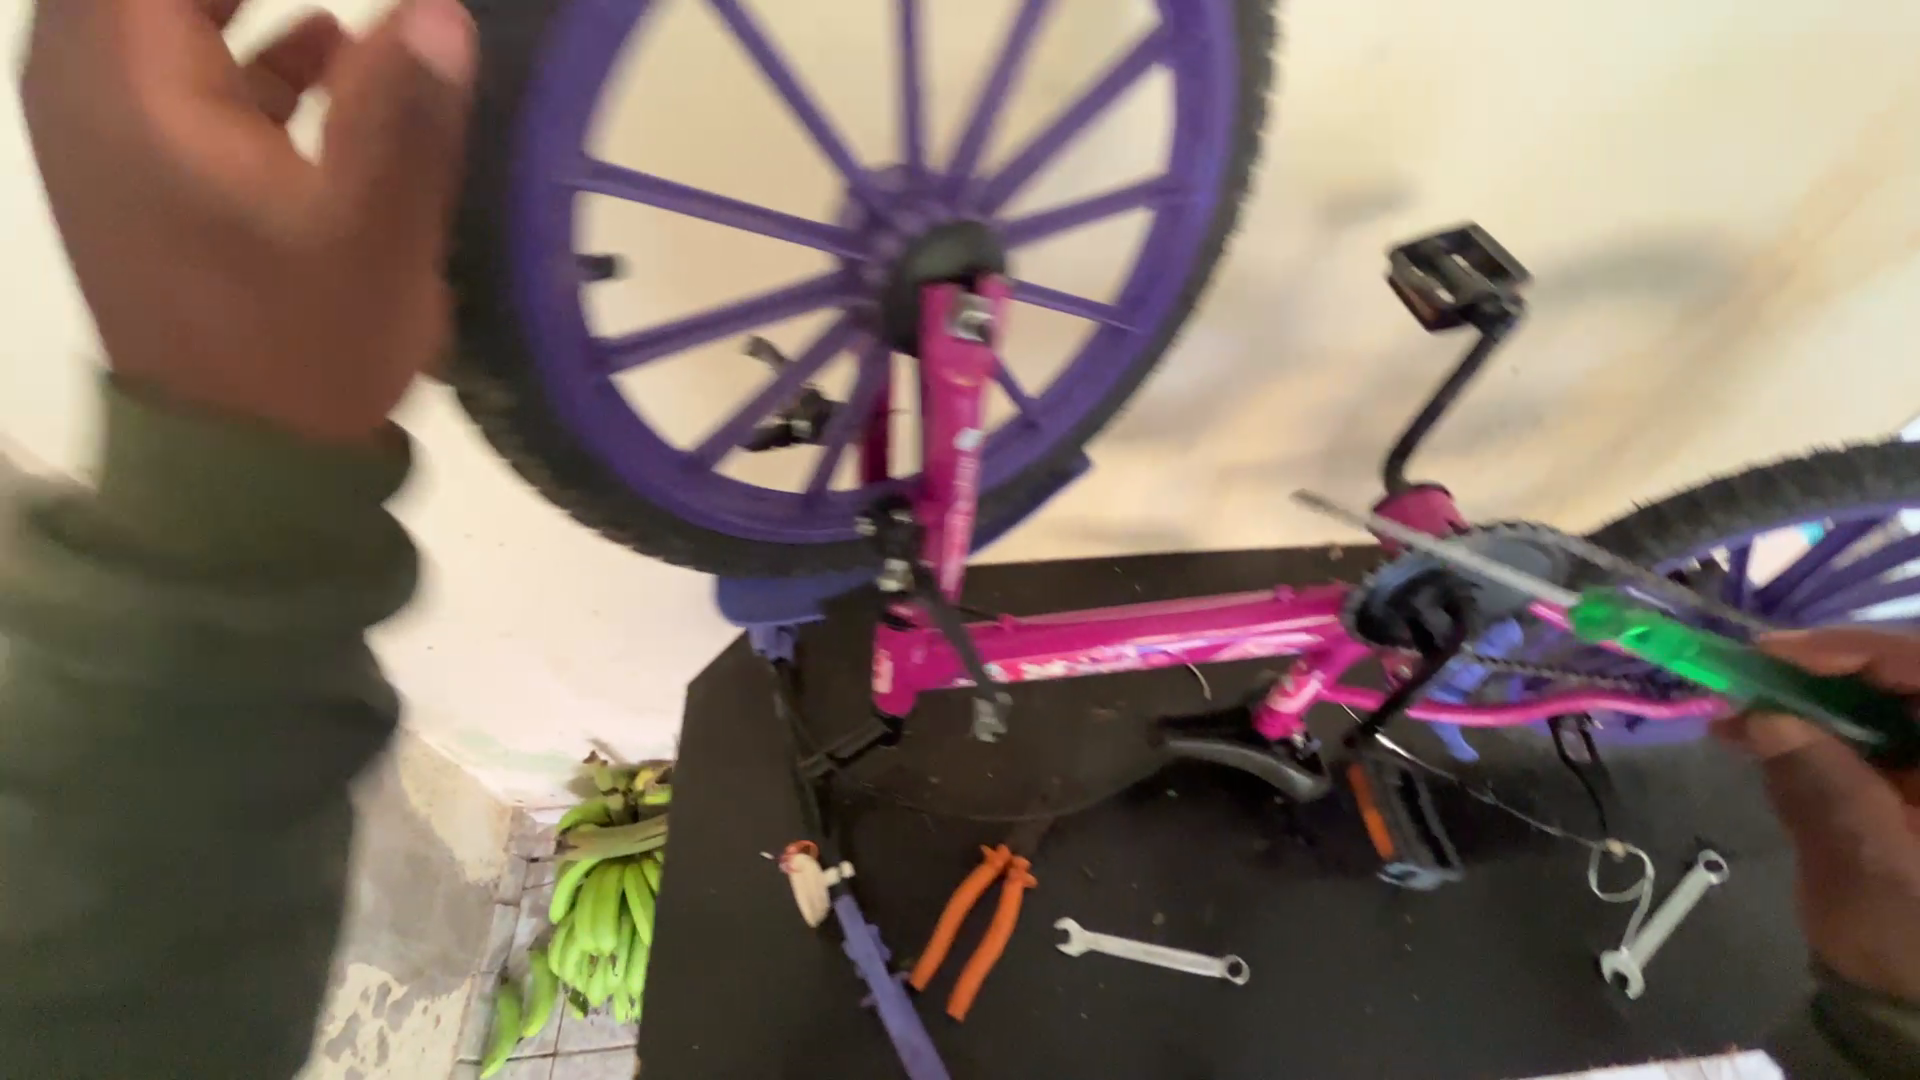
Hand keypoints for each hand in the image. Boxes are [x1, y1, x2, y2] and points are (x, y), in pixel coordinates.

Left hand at [22, 0, 476, 443]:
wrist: (250, 452)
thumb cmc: (308, 339)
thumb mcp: (374, 232)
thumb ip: (405, 117)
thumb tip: (441, 11)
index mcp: (127, 79)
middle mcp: (89, 84)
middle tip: (372, 7)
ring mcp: (115, 134)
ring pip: (175, 23)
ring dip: (254, 3)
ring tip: (352, 13)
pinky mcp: (153, 178)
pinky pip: (191, 80)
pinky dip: (254, 54)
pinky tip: (327, 55)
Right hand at [1715, 627, 1919, 1001]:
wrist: (1916, 997)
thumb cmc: (1906, 936)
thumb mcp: (1868, 866)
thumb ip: (1824, 786)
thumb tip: (1762, 716)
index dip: (1860, 652)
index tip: (1772, 653)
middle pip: (1914, 680)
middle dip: (1828, 671)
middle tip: (1745, 676)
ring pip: (1892, 700)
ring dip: (1814, 697)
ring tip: (1739, 710)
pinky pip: (1878, 729)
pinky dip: (1819, 724)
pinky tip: (1762, 733)